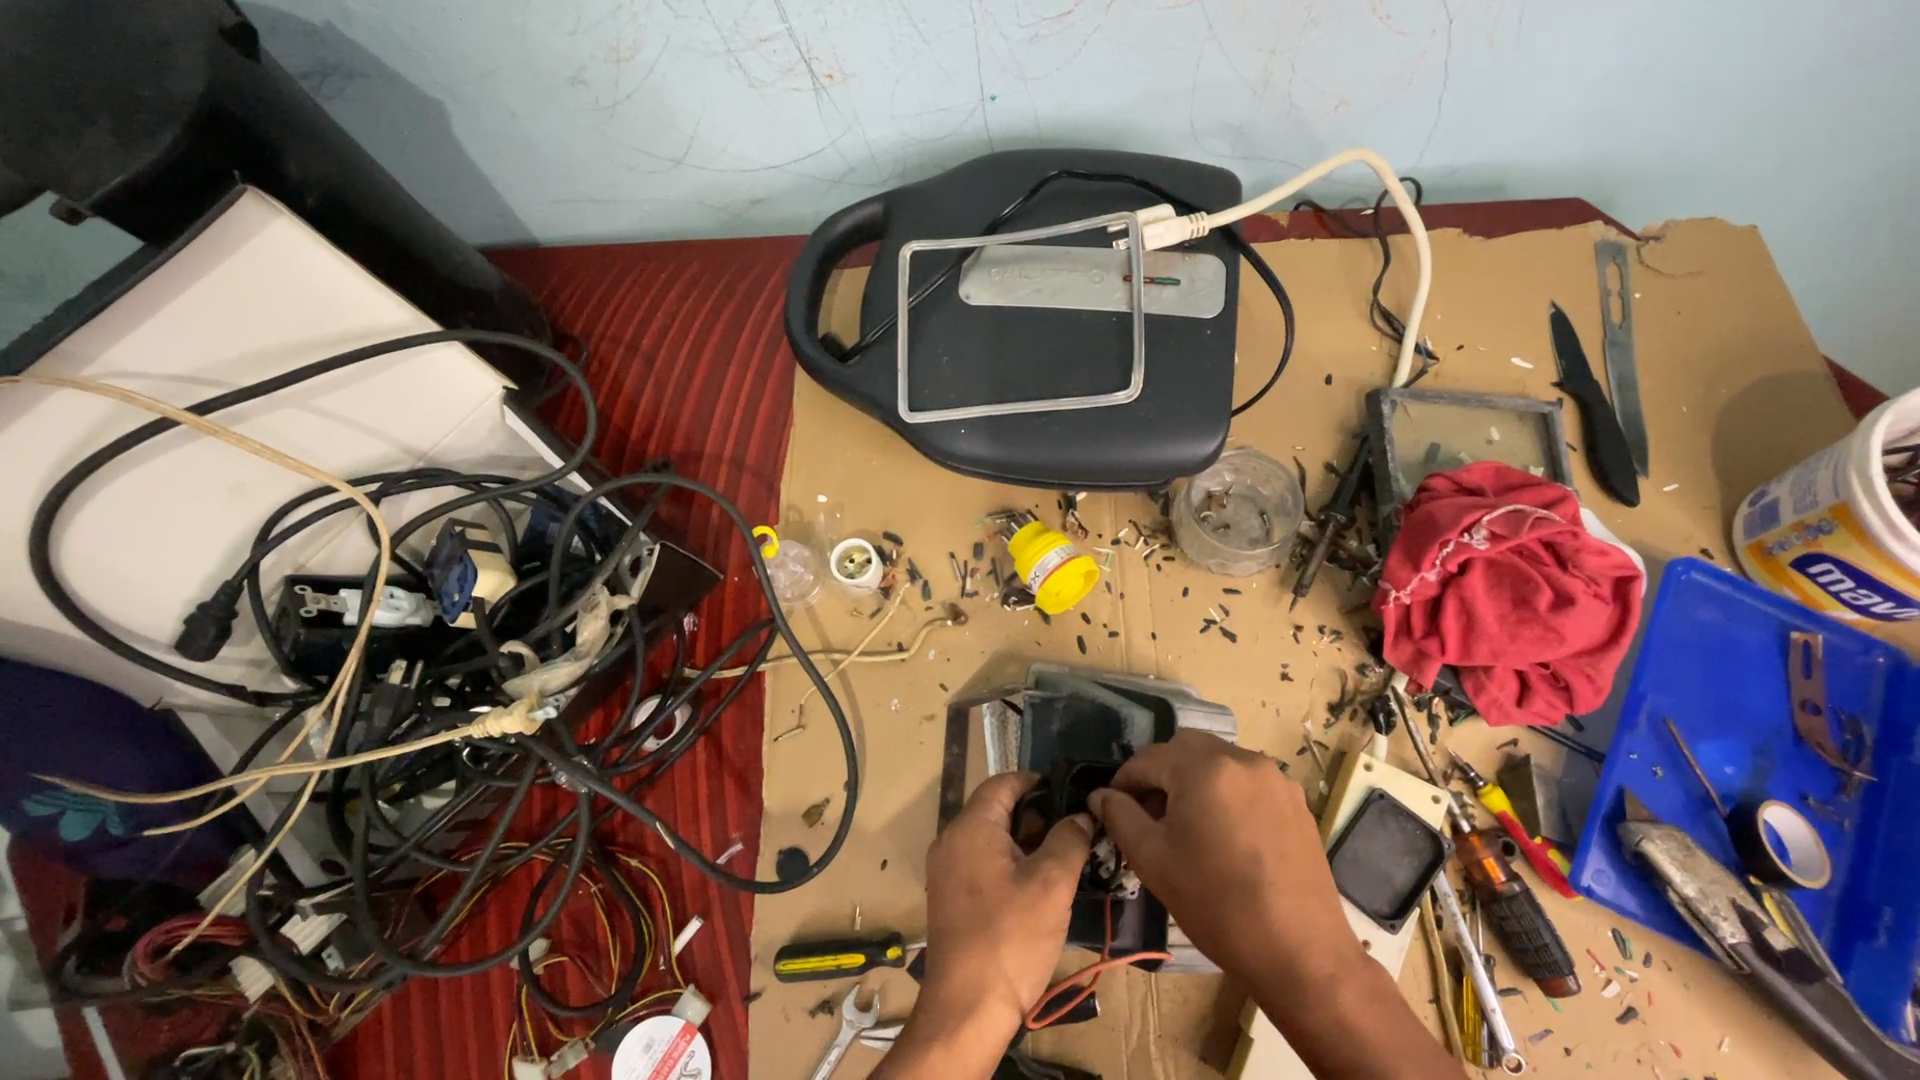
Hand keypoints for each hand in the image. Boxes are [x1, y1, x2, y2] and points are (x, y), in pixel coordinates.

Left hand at [919, 771, 1091, 1034]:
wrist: (968, 1006)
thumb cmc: (1011, 936)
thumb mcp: (1052, 883)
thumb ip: (1070, 839)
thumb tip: (1082, 816)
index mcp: (970, 827)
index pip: (1003, 783)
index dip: (1038, 784)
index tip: (1071, 797)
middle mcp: (951, 841)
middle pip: (997, 810)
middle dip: (1037, 818)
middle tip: (1075, 836)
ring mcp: (947, 871)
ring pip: (992, 840)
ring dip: (1026, 845)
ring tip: (1064, 864)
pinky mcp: (951, 898)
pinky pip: (982, 865)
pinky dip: (1010, 867)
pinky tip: (1039, 890)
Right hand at [1088, 731, 1364, 991]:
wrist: (1299, 951)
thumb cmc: (1215, 904)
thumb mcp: (1153, 860)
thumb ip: (1120, 817)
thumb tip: (1101, 796)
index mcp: (1203, 768)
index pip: (1148, 758)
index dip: (1124, 781)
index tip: (1113, 810)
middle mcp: (1242, 759)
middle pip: (1185, 749)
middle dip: (1160, 774)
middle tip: (1148, 815)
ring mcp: (1275, 778)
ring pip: (1219, 762)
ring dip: (1193, 781)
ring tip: (1186, 826)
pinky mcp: (1296, 801)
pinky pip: (1247, 782)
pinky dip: (1225, 794)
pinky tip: (1223, 835)